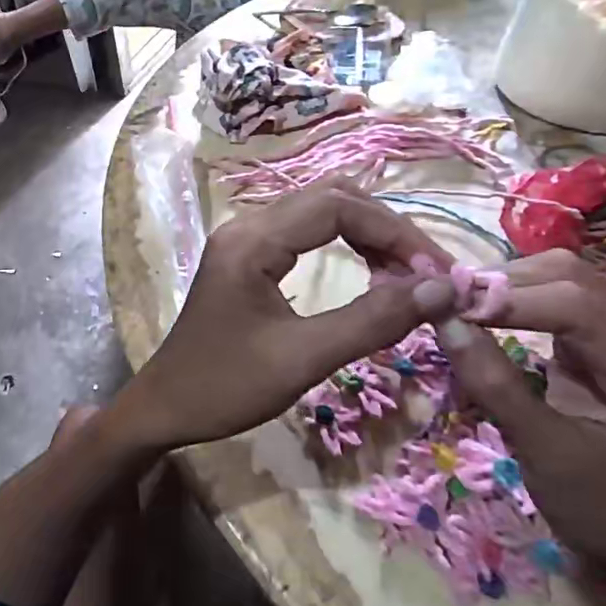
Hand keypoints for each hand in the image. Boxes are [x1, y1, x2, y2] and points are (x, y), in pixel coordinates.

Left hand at [106, 183, 459, 452]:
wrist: (164, 407)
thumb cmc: (225, 386)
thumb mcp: (303, 358)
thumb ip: (371, 321)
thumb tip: (441, 290)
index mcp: (253, 240)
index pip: (338, 207)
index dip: (395, 233)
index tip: (438, 273)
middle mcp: (248, 225)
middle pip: (332, 199)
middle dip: (387, 230)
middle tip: (429, 275)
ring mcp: (246, 238)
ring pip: (321, 211)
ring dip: (369, 236)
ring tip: (406, 279)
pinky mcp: (248, 256)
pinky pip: (306, 232)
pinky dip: (346, 245)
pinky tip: (369, 275)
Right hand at [438, 250, 605, 584]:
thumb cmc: (604, 517)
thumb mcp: (547, 457)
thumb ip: (496, 385)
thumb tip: (444, 318)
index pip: (590, 311)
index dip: (517, 299)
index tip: (455, 305)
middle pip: (585, 284)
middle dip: (512, 284)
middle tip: (452, 298)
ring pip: (576, 282)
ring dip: (515, 286)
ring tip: (466, 302)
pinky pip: (572, 301)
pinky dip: (526, 299)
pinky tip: (493, 310)